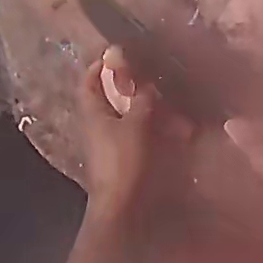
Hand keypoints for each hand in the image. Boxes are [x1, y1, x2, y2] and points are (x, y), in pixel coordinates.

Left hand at [78, 46, 158, 214]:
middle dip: (130, 88)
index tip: (115, 54)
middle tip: (152, 78)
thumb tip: (146, 81)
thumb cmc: (123, 161)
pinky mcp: (124, 161)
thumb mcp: (136, 124)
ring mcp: (110, 145)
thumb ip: (141, 99)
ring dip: (148, 111)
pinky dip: (154, 130)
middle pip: (110, 99)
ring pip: (128, 119)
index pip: (88, 83)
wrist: (122, 209)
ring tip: (171, 107)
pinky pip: (139, 137)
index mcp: (93, 114)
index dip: (97, 67)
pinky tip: (175, 132)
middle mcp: (97, 127)